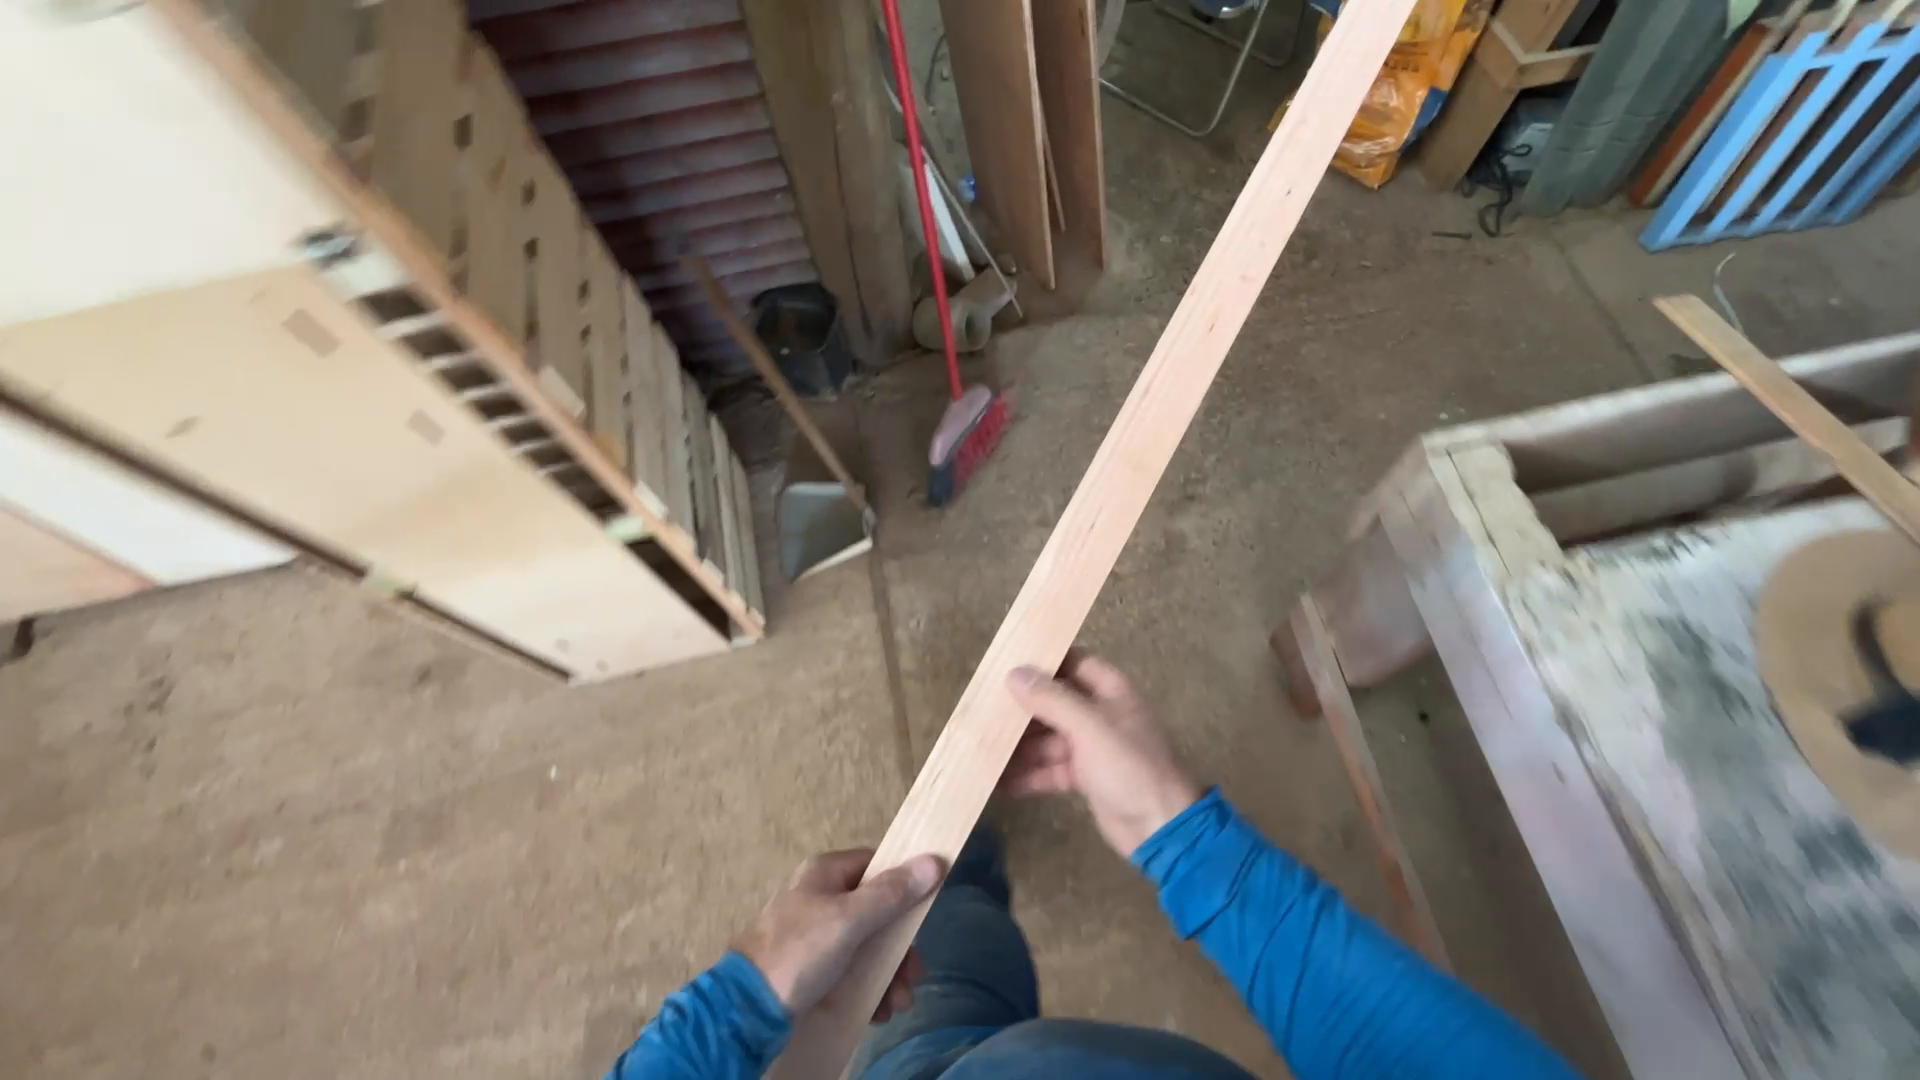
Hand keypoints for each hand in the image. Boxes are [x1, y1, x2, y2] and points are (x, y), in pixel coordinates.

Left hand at [734, 849, 944, 1021]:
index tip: (922, 915)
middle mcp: (821, 896)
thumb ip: (892, 893)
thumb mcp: (850, 920)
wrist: (746, 1009)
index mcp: (826, 872)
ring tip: (897, 1005)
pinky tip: (878, 1011)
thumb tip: (934, 859)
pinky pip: (850, 968)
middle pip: (877, 911)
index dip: (903, 886)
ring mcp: (815, 932)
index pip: (877, 866)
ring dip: (888, 973)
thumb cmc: (800, 952)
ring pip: (867, 944)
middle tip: (913, 977)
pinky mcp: (811, 966)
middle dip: (899, 947)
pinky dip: (869, 987)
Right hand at [1003, 653, 1203, 856]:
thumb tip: (1013, 674)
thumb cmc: (1130, 766)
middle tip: (985, 709)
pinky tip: (999, 781)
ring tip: (984, 747)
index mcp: (1111, 692)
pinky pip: (1051, 770)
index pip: (1075, 663)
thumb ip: (1051, 699)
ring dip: (1021, 745)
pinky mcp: (1086, 778)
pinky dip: (1029, 775)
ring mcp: (1093, 748)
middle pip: (1055, 702)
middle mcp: (1101, 715)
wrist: (1162, 828)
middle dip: (1023, 708)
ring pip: (1049, 739)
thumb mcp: (1090, 727)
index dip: (1045, 662)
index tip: (1008, 664)